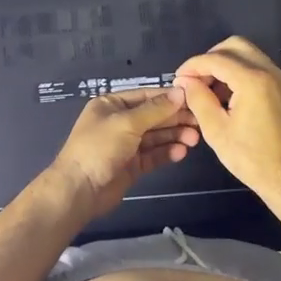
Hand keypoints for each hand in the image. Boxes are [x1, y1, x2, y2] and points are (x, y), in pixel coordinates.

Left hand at [43, 87, 199, 219]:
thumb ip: (155, 109)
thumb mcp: (127, 122)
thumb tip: (181, 92)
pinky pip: (153, 155)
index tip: (195, 99)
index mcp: (111, 105)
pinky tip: (181, 152)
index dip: (170, 98)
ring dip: (175, 136)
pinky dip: (167, 152)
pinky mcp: (132, 166)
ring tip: (194, 138)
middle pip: (153, 116)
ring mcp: (125, 145)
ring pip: (155, 137)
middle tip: (200, 122)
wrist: (80, 189)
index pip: (146, 96)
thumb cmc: (99, 148)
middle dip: (176, 118)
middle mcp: (118, 122)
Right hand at [174, 36, 280, 206]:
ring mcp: (280, 80)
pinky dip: (239, 73)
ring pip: (247, 55)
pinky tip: (227, 98)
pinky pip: (257, 69)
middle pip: (234, 46)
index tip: (177, 80)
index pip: (215, 59)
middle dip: (210, 59)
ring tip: (208, 91)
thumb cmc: (251, 158)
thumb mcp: (216, 130)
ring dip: (225, 65)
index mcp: (252, 80)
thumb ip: (198, 99)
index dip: (192, 66)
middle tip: (194, 81)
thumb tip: (184, 81)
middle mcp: (269, 72)